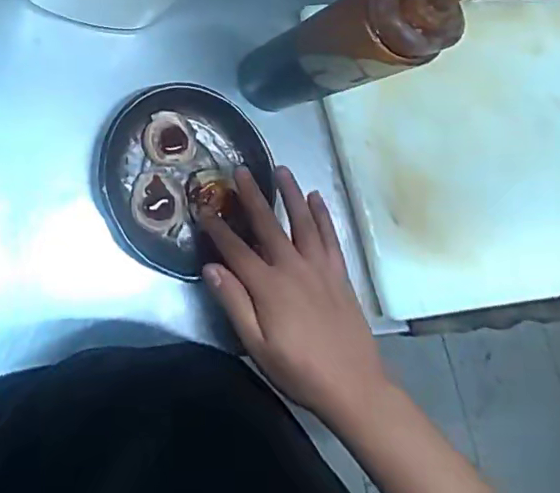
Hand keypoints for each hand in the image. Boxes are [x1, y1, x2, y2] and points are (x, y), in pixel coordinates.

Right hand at [199, 165, 391, 426]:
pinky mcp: (339, 275)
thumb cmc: (300, 371)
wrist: (356, 390)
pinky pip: (330, 238)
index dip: (217, 227)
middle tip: (241, 170)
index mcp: (268, 286)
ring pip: (302, 222)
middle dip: (251, 196)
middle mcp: (292, 268)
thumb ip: (233, 303)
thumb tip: (210, 266)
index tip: (203, 207)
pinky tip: (317, 198)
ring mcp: (319, 269)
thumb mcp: (258, 345)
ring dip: (291, 194)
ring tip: (281, 169)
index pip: (235, 248)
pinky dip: (323, 216)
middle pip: (267, 224)